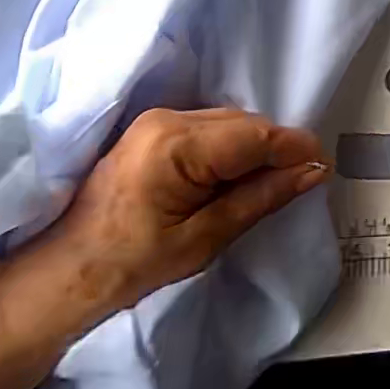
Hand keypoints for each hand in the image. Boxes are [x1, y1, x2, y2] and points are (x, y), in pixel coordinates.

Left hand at [0, 108, 328, 388]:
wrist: (65, 269)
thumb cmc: (130, 264)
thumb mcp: (203, 238)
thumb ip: (259, 197)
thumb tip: (311, 171)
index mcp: (176, 143)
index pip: (253, 133)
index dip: (292, 146)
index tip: (324, 166)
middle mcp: (165, 118)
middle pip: (239, 122)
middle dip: (273, 147)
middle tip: (299, 182)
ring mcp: (153, 120)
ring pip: (224, 123)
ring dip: (251, 148)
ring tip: (269, 186)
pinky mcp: (149, 130)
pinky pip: (204, 129)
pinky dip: (227, 149)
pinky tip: (235, 177)